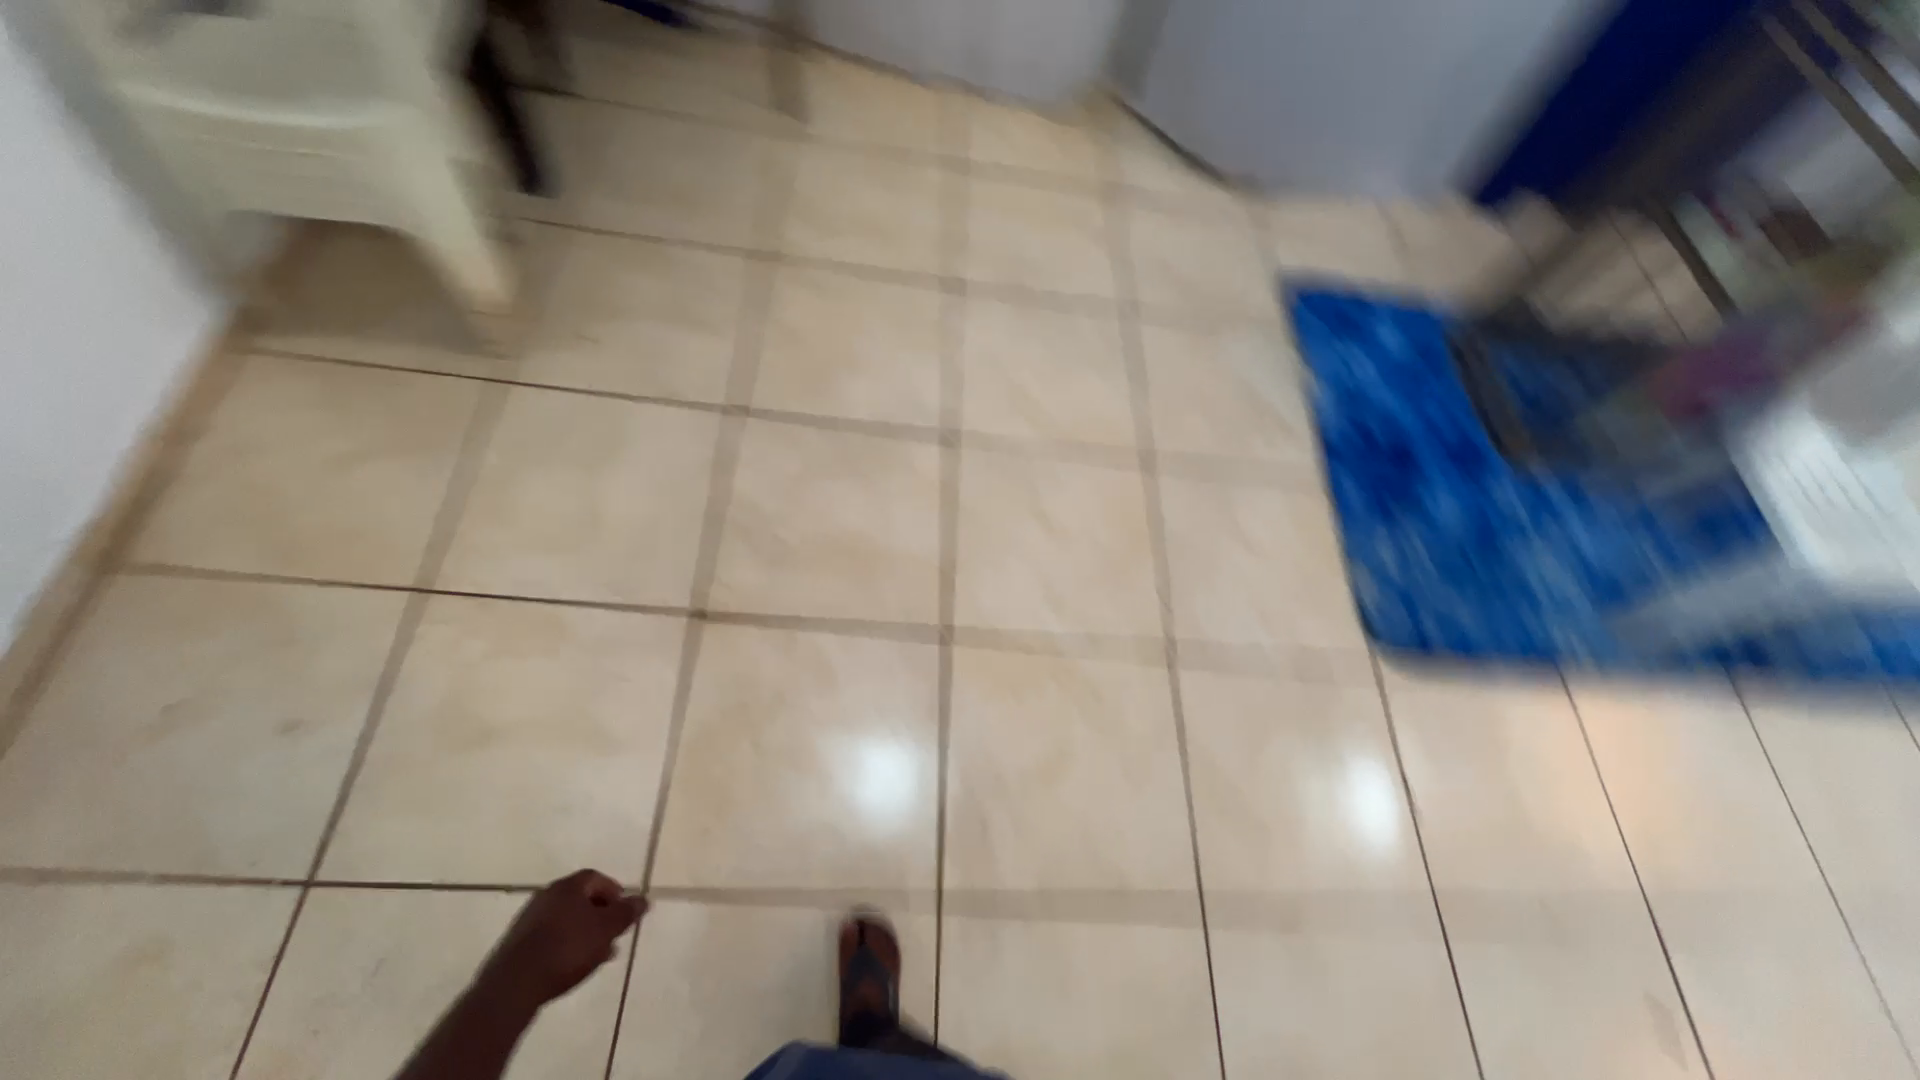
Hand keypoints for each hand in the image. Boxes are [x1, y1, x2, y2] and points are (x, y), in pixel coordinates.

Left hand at [473, 869, 645, 1012]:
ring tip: (597, 954)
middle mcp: (545, 896)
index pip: (596, 878)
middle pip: (579, 898)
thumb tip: (642, 899)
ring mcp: (528, 920)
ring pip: (565, 919)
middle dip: (600, 914)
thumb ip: (626, 913)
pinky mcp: (516, 943)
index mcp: (567, 887)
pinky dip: (565, 944)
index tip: (624, 911)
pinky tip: (572, 965)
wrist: (513, 985)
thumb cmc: (567, 950)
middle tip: (613, 933)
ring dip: (584, 931)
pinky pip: (549, 937)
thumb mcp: (606, 930)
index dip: (613, 891)